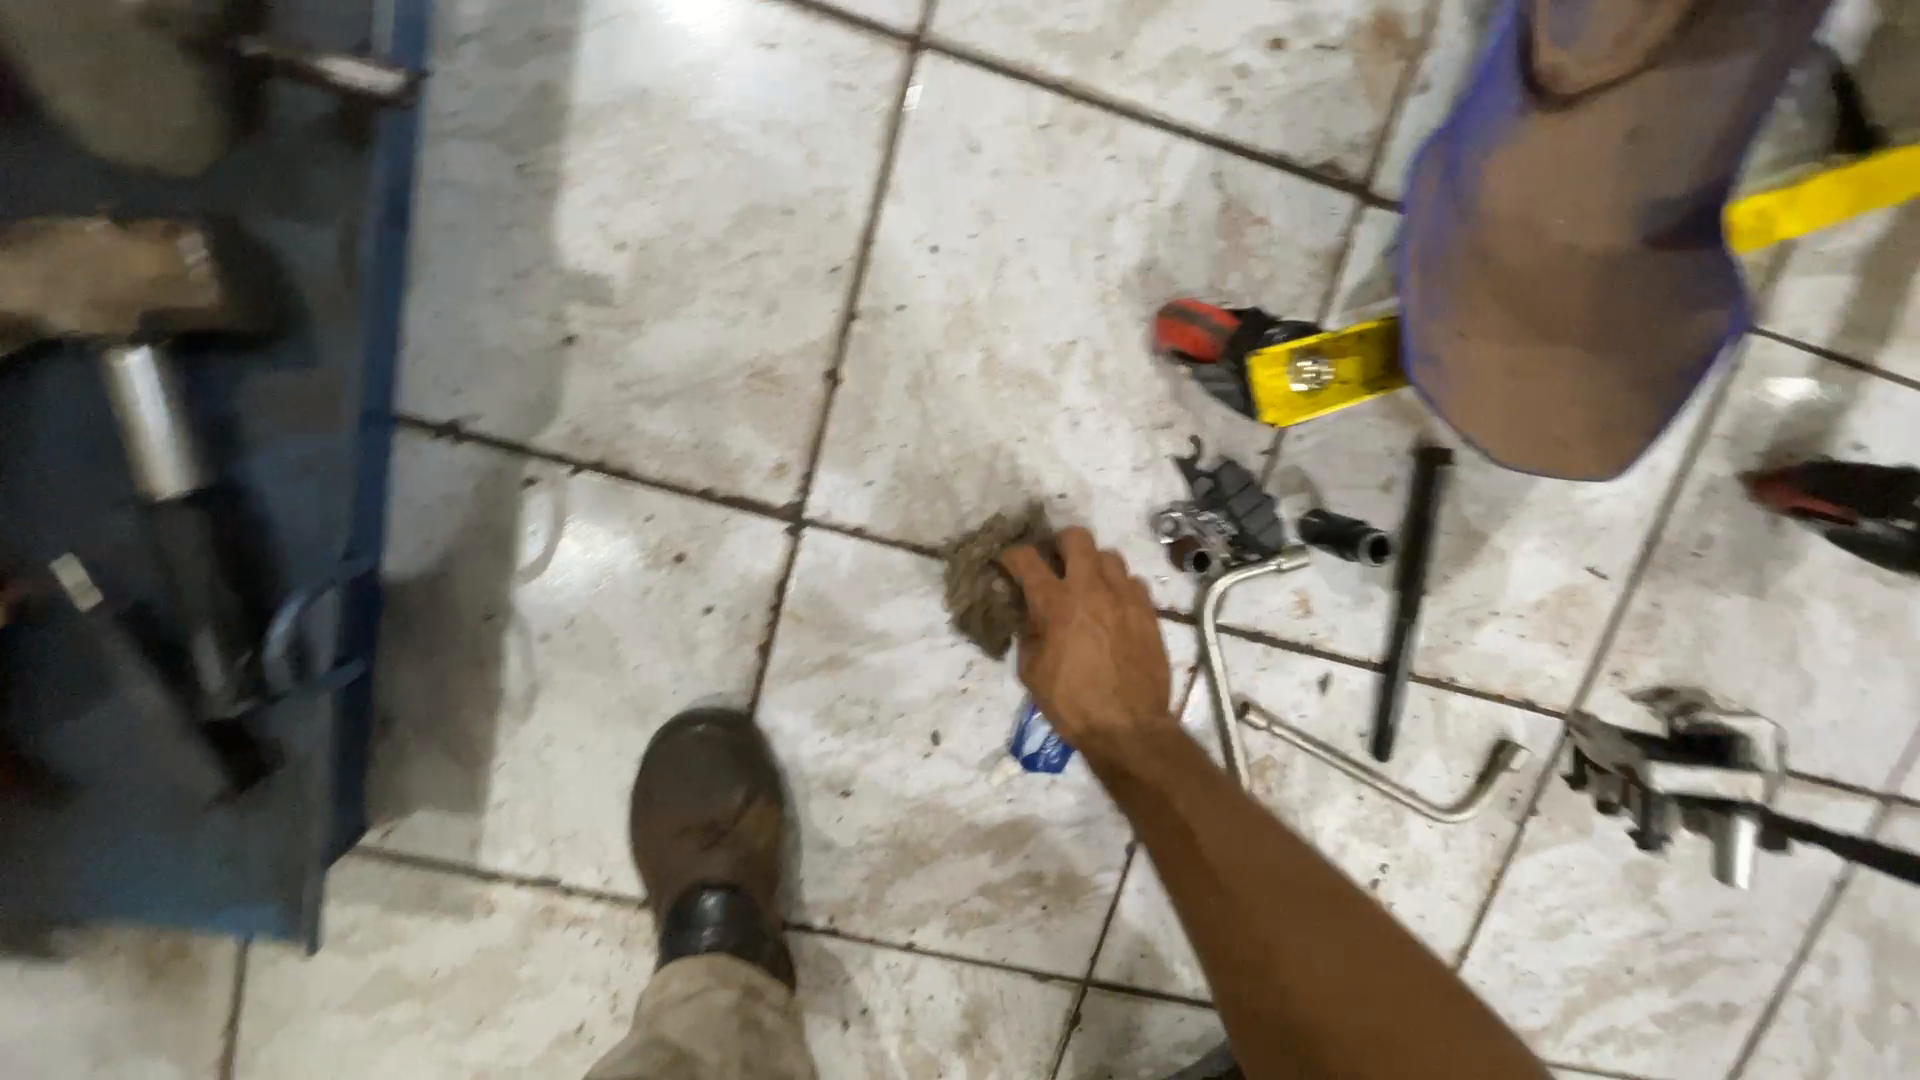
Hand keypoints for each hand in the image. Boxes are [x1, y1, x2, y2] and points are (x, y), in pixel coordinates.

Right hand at [1000, 527, 1174, 766]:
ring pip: (1109, 555)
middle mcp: (1092, 589)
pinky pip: (1132, 582)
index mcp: (1056, 603)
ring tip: (1088, 586)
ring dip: (1093, 565)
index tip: (1007, 562)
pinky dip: (1119, 588)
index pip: (1026, 558)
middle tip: (1055, 562)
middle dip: (1060, 543)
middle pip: (1076, 537)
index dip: (1011, 555)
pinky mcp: (1149, 611)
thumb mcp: (1032, 672)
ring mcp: (1125, 596)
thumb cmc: (1072, 704)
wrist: (1128, 727)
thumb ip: (1029, 633)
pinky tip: (1113, 608)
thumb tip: (1031, 614)